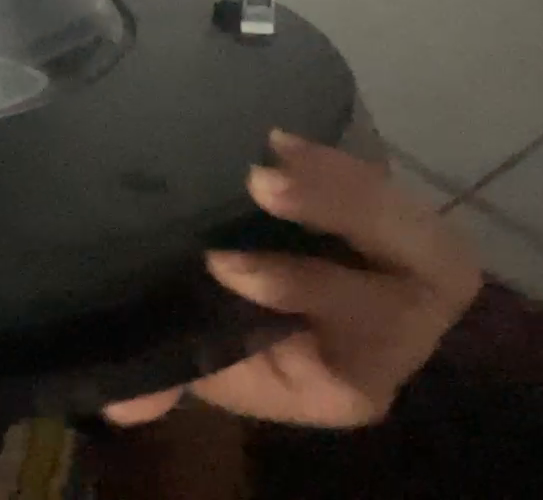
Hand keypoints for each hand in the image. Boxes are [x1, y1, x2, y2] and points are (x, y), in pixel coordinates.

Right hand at [105, 131, 482, 428]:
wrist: (235, 298)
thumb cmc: (213, 341)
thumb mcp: (187, 363)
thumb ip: (164, 378)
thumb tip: (119, 402)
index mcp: (348, 376)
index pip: (360, 343)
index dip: (301, 295)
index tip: (220, 262)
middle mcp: (396, 331)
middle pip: (423, 281)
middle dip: (349, 224)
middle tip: (260, 183)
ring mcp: (395, 273)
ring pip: (416, 230)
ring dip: (345, 186)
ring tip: (269, 150)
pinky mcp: (379, 227)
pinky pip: (390, 194)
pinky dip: (341, 164)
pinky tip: (275, 138)